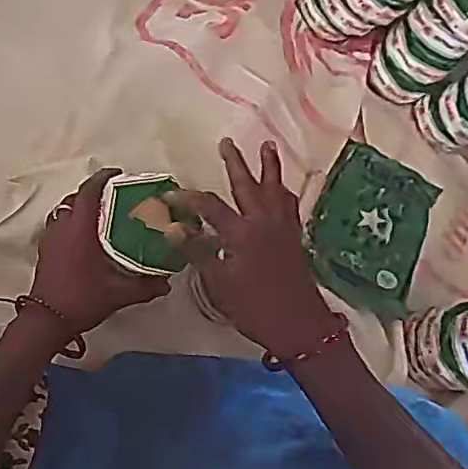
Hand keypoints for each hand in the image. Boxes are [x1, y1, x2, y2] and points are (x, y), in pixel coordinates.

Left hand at [29, 168, 170, 334]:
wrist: (47, 320)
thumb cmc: (82, 299)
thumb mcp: (119, 293)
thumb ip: (146, 286)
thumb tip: (166, 283)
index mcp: (79, 229)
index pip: (88, 191)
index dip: (103, 178)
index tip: (118, 174)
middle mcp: (61, 228)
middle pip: (75, 198)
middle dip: (94, 193)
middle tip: (115, 197)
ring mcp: (50, 240)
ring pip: (64, 212)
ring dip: (81, 209)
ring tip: (101, 216)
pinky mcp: (45, 252)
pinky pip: (59, 227)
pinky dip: (72, 225)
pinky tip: (86, 240)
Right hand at [172, 140, 340, 357]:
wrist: (299, 325)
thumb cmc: (254, 308)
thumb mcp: (219, 283)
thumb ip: (197, 252)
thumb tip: (172, 229)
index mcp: (241, 233)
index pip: (208, 207)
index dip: (186, 198)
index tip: (168, 194)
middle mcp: (263, 222)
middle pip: (246, 186)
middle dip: (234, 164)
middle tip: (226, 143)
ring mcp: (283, 228)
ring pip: (274, 189)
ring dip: (269, 167)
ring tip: (267, 146)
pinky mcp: (294, 237)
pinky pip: (289, 204)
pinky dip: (283, 191)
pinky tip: (282, 189)